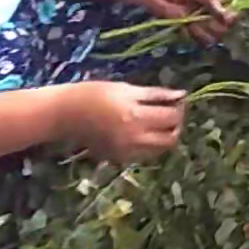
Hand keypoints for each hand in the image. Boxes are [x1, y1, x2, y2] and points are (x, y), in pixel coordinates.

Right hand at [63, 81, 185, 162]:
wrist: (66, 114)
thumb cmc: (96, 93)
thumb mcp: (127, 89)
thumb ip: (156, 94)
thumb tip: (182, 95)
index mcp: (136, 116)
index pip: (172, 118)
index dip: (180, 109)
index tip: (178, 100)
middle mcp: (134, 138)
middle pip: (170, 139)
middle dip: (176, 126)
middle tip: (171, 112)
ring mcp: (126, 152)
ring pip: (160, 150)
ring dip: (165, 137)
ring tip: (158, 122)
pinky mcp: (119, 159)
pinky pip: (144, 155)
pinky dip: (150, 145)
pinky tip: (143, 131)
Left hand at [131, 0, 235, 43]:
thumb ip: (212, 2)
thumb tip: (230, 18)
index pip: (232, 7)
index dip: (231, 15)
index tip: (227, 19)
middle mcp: (209, 8)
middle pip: (224, 25)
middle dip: (217, 26)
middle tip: (206, 21)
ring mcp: (198, 20)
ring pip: (212, 35)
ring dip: (204, 31)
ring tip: (192, 23)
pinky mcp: (186, 29)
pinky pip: (196, 39)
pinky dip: (192, 35)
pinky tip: (184, 27)